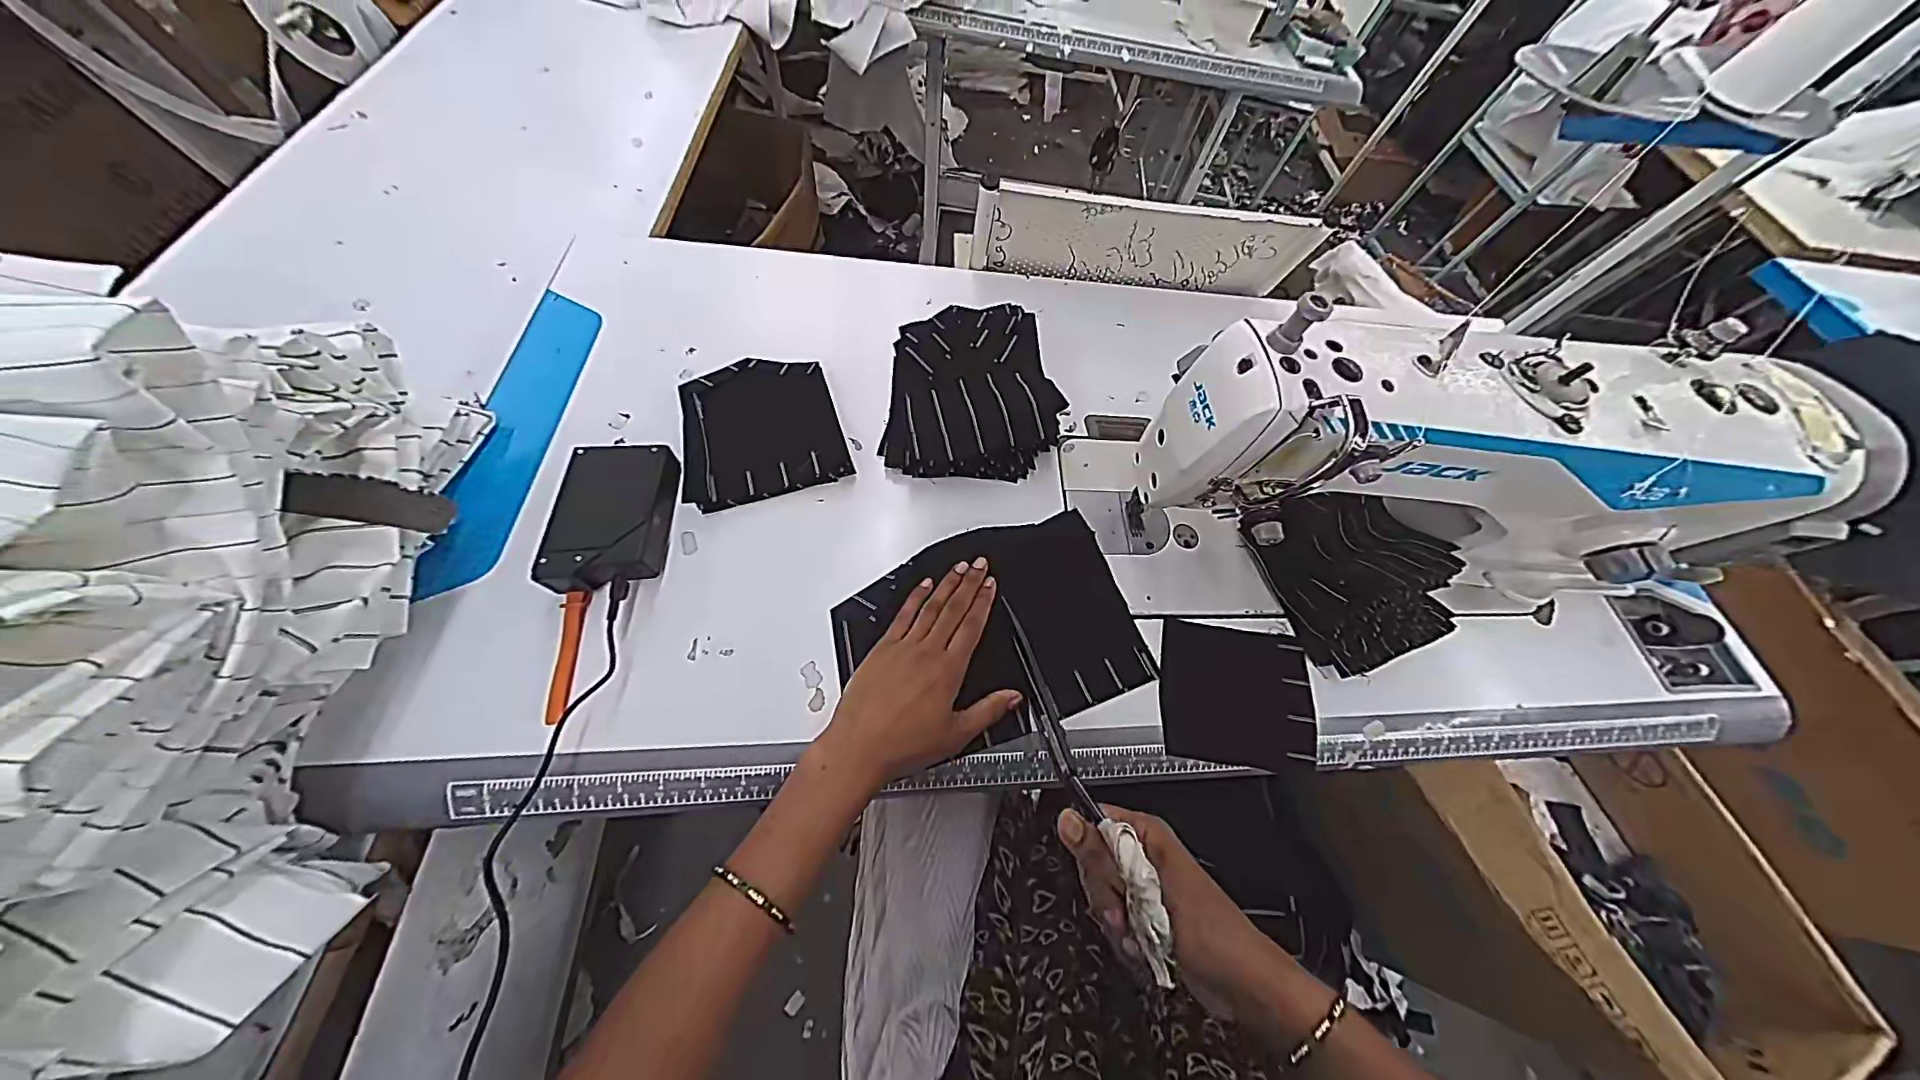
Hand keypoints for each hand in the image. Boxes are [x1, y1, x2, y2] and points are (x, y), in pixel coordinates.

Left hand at [811, 558, 1021, 789]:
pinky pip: (902, 616)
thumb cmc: (902, 744)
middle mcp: (926, 653)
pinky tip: (923, 587)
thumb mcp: (955, 734)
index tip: (990, 585)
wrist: (860, 746)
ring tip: (957, 568)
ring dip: (946, 584)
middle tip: (978, 564)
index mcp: (948, 671)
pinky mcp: (881, 650)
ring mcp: (902, 648)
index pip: (971, 626)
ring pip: (930, 607)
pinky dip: (914, 598)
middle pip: (953, 609)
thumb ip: (988, 711)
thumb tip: (1011, 698)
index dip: (983, 602)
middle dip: (969, 583)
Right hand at [1057, 804, 1297, 1020]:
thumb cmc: (1213, 934)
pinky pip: (1114, 923)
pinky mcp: (1146, 918)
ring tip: (1140, 934)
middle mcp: (1145, 858)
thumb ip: (1103, 856)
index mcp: (1149, 835)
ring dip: (1115, 923)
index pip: (1093, 824)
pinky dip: (1123, 940)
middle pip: (1094, 864)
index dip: (1089, 853)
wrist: (1244, 985)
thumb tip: (1068, 820)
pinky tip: (1142, 946)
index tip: (1104, 878)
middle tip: (1126, 911)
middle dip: (1105, 896)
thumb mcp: (1148, 891)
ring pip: (1101, 897)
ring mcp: (1145, 890)